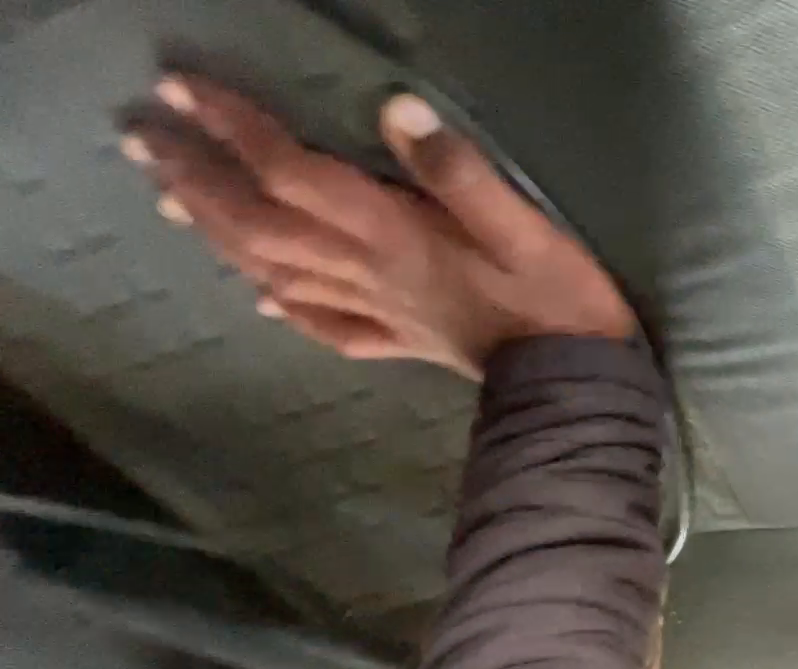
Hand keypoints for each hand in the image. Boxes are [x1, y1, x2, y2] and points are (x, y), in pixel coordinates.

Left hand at [122, 75, 636, 379]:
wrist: (582, 385)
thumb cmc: (564, 305)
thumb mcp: (529, 231)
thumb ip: (464, 175)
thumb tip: (398, 109)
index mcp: (398, 239)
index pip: (295, 175)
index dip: (237, 129)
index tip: (183, 88)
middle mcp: (375, 275)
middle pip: (266, 227)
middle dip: (200, 181)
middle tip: (147, 142)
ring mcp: (389, 316)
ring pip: (285, 275)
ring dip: (225, 239)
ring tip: (178, 207)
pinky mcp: (412, 346)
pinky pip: (339, 332)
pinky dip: (295, 314)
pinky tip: (270, 304)